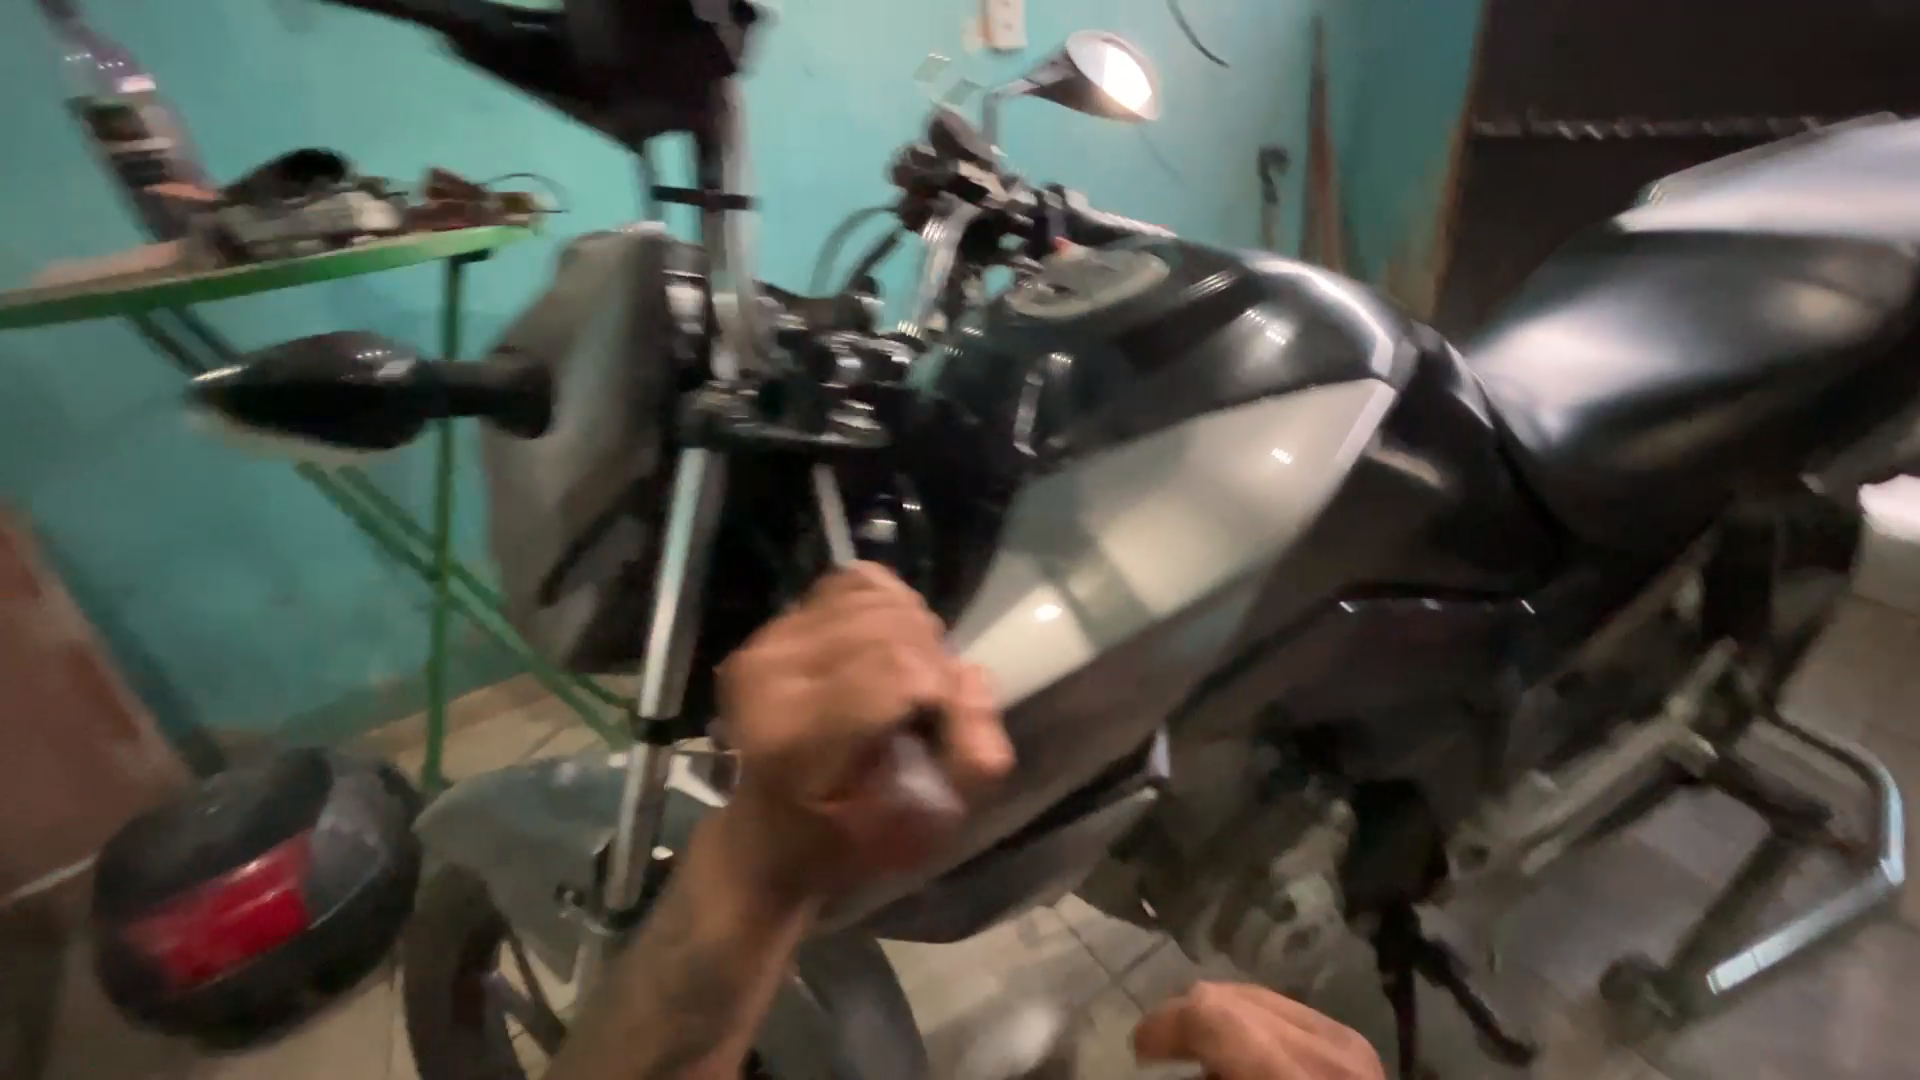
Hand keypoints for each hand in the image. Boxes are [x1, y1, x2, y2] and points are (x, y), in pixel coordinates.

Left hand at [711, 561, 1014, 901]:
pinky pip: (852, 582)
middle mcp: (770, 680)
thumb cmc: (850, 841)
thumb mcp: (926, 829)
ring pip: (875, 596)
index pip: (897, 670)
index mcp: (799, 742)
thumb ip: (968, 763)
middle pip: (891, 626)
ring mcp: (764, 646)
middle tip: (928, 702)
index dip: (942, 688)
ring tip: (908, 674)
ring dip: (911, 630)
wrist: (768, 833)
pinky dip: (885, 603)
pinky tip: (883, 643)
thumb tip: (973, 679)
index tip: (943, 721)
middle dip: (932, 658)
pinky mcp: (769, 628)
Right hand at [1135, 982, 1384, 1079]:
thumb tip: (1159, 1059)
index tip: (1139, 1052)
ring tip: (1205, 1062)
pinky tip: (1245, 1063)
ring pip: (1252, 996)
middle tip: (1164, 1056)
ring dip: (1218, 1023)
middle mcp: (1325, 1050)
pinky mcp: (1355, 1046)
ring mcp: (1346, 1044)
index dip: (1163, 1026)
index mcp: (1291, 1079)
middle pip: (1227, 998)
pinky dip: (1251, 1029)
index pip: (1212, 1016)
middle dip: (1186, 1022)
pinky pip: (1282, 1012)